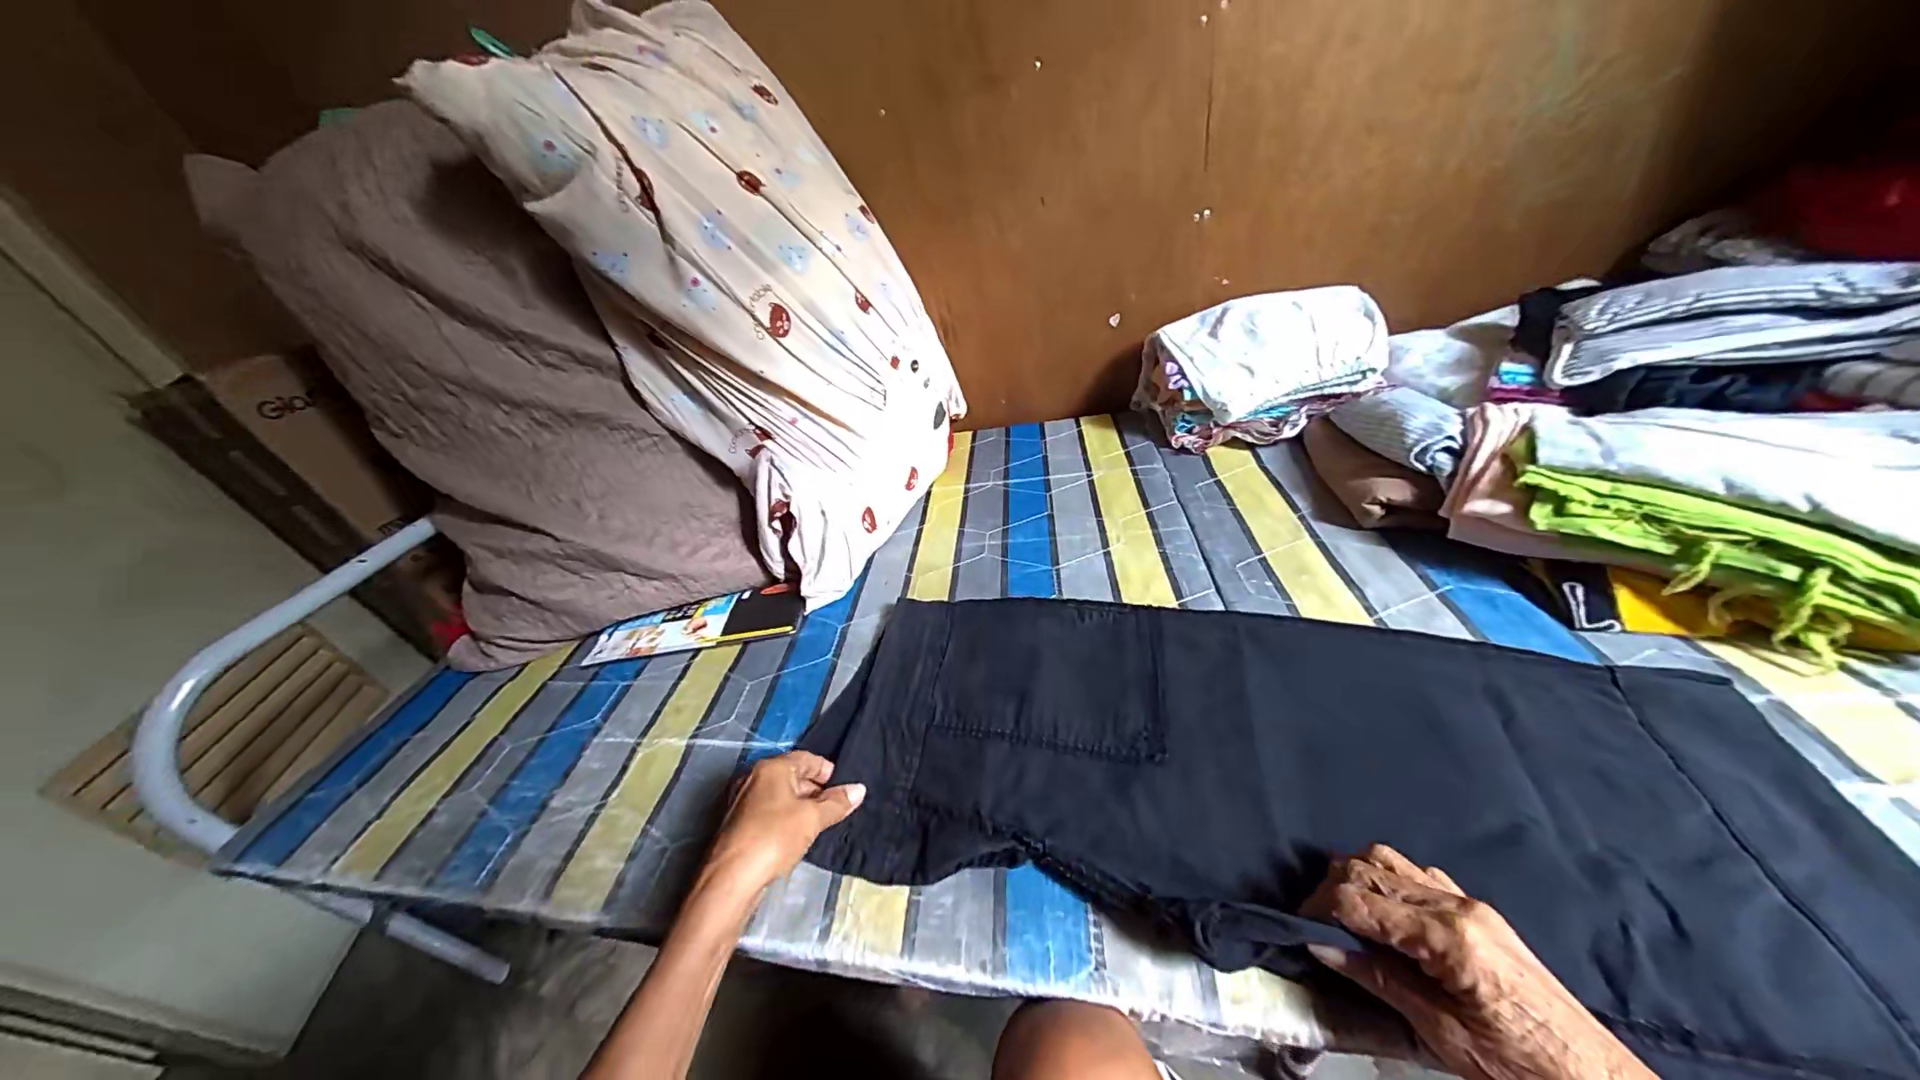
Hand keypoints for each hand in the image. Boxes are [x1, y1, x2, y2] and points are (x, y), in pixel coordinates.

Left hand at [703, 751, 864, 895]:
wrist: (730, 878)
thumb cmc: (774, 838)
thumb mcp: (812, 819)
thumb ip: (837, 803)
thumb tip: (859, 789)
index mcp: (771, 768)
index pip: (806, 758)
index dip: (826, 769)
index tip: (842, 785)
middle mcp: (753, 778)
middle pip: (791, 775)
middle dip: (814, 788)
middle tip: (834, 805)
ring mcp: (741, 801)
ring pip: (779, 794)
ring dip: (799, 804)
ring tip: (819, 822)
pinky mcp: (736, 823)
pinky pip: (768, 810)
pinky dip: (784, 816)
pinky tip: (795, 834)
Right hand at [1303, 844, 1654, 1079]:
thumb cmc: (1521, 1068)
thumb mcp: (1442, 1033)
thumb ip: (1379, 980)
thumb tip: (1321, 946)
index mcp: (1448, 937)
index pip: (1359, 899)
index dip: (1319, 909)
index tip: (1298, 926)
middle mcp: (1456, 905)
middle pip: (1368, 868)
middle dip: (1330, 889)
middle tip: (1314, 923)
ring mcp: (1469, 902)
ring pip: (1389, 859)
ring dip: (1357, 878)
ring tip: (1344, 914)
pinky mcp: (1479, 911)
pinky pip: (1419, 873)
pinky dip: (1388, 881)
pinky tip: (1385, 913)